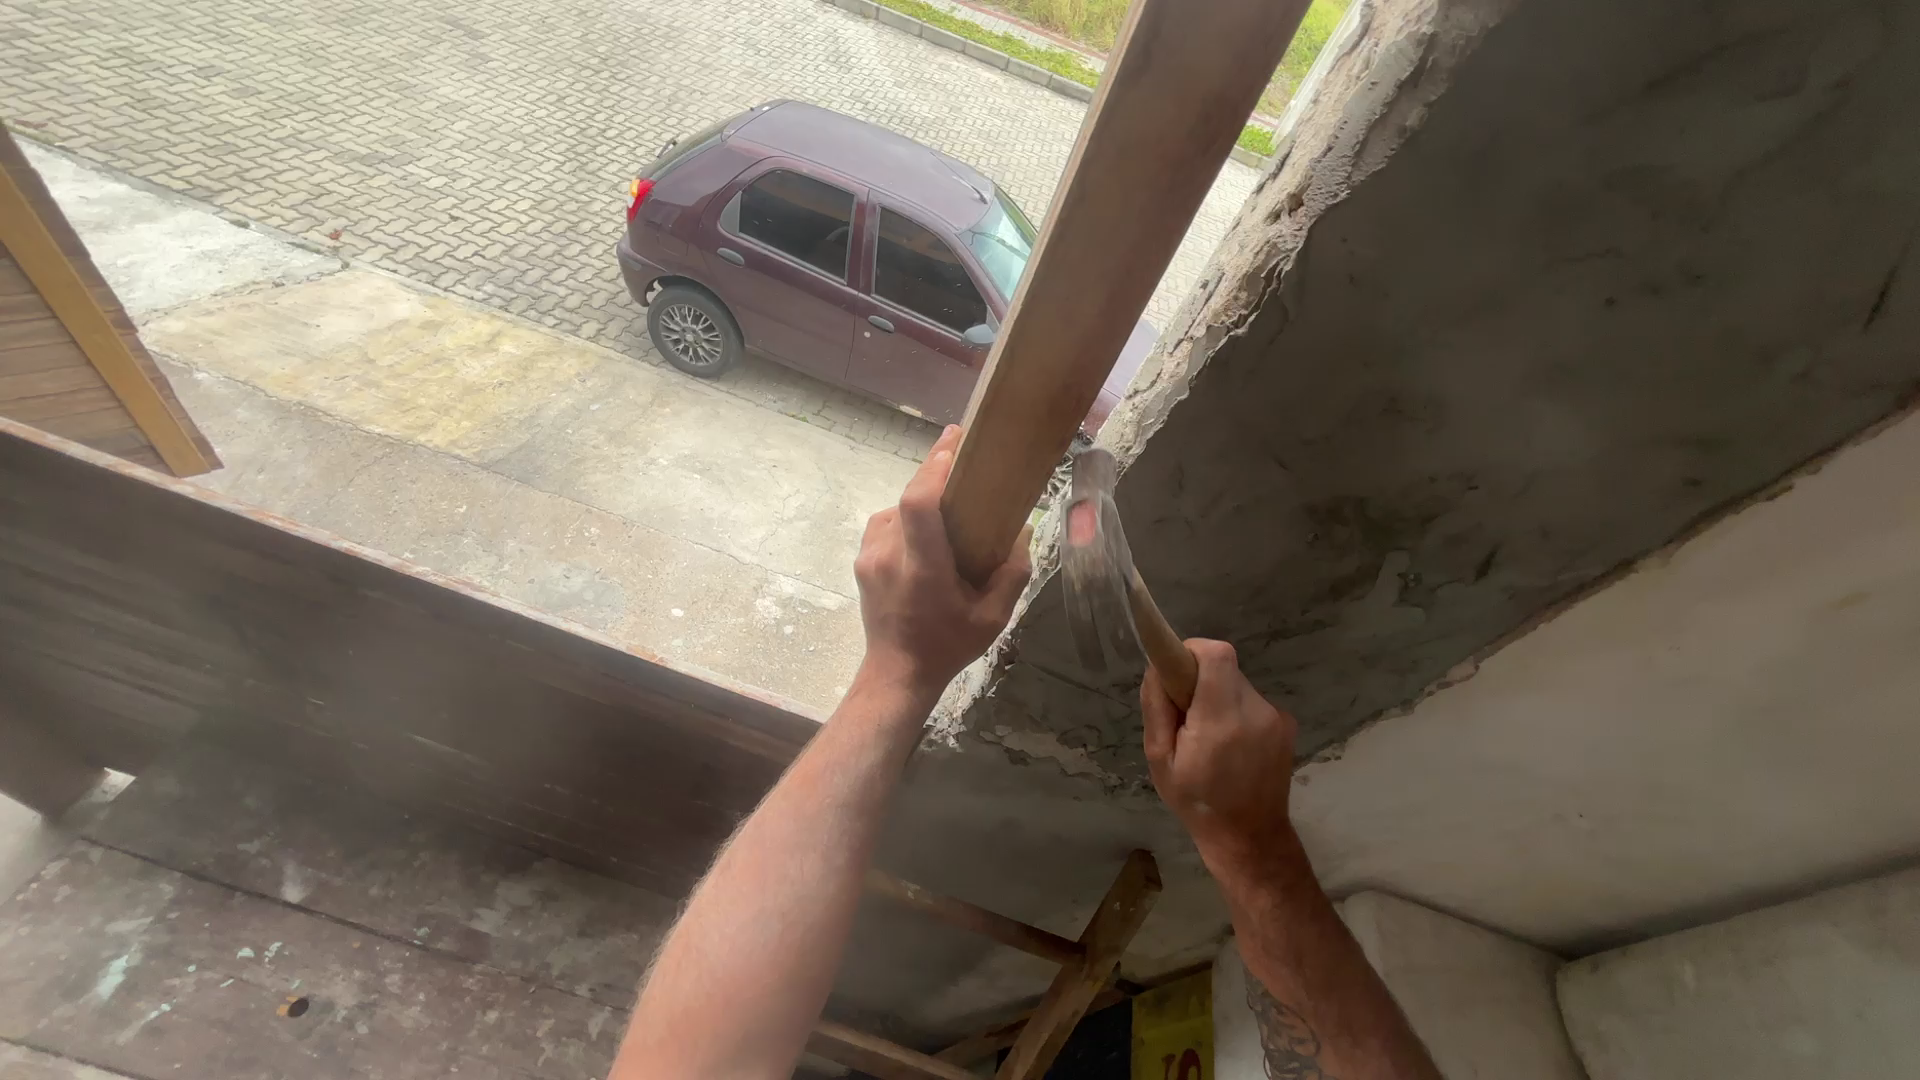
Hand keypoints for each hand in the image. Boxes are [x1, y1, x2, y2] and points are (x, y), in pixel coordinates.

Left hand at [854, 425, 1031, 697]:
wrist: (896, 674)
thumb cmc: (947, 646)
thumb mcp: (993, 618)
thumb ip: (1012, 573)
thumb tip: (1023, 530)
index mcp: (922, 568)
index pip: (918, 504)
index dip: (934, 469)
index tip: (955, 444)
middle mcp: (889, 555)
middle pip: (908, 497)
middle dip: (933, 469)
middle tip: (959, 448)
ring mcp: (869, 557)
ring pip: (896, 508)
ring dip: (921, 498)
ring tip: (947, 498)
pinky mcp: (861, 560)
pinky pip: (886, 524)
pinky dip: (906, 518)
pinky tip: (924, 530)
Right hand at [1142, 639, 1299, 872]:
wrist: (1250, 837)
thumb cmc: (1196, 800)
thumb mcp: (1159, 757)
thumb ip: (1157, 706)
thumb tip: (1158, 667)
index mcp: (1221, 719)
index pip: (1216, 654)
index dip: (1193, 651)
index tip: (1175, 670)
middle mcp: (1255, 711)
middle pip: (1224, 666)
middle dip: (1200, 678)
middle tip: (1184, 713)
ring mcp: (1276, 717)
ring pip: (1237, 683)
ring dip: (1218, 696)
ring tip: (1207, 735)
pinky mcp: (1287, 724)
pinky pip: (1252, 700)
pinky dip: (1235, 710)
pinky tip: (1230, 745)